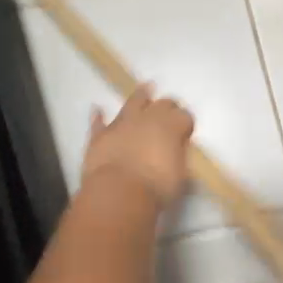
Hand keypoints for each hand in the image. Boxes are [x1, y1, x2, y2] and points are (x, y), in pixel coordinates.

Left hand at [82, 87, 194, 207]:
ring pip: (133, 102)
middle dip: (168, 107)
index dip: (186, 124)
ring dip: (141, 96)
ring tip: (145, 89)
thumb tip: (176, 151)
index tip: (186, 133)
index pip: (185, 117)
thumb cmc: (156, 188)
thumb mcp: (181, 176)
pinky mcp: (100, 135)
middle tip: (169, 114)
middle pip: (163, 103)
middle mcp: (148, 118)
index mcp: (171, 126)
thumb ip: (179, 158)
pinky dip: (99, 116)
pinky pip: (99, 121)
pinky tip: (97, 110)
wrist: (118, 193)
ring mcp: (122, 123)